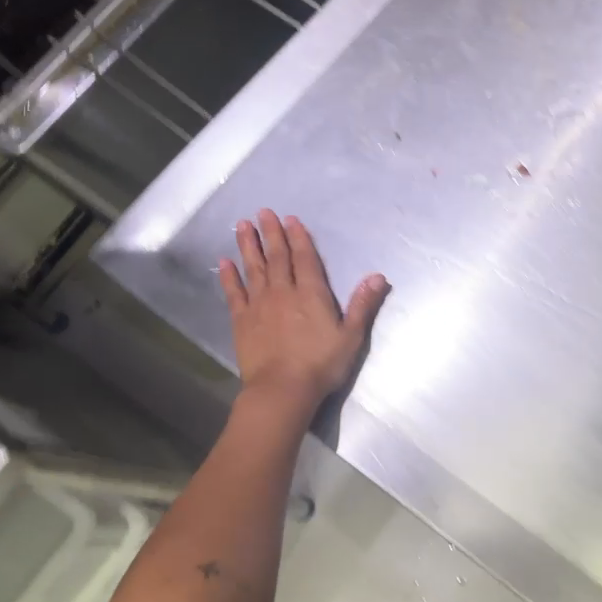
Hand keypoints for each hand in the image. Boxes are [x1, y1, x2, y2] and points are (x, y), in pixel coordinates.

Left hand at [218, 209, 388, 408]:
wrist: (282, 389)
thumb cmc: (322, 364)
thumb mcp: (352, 336)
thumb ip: (363, 305)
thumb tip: (378, 276)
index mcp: (311, 294)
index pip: (305, 259)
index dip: (299, 237)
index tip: (291, 219)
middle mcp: (283, 292)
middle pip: (277, 257)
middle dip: (271, 233)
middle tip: (262, 212)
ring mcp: (259, 305)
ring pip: (254, 268)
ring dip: (248, 246)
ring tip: (242, 225)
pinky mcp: (242, 321)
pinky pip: (234, 292)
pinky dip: (229, 276)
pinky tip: (224, 262)